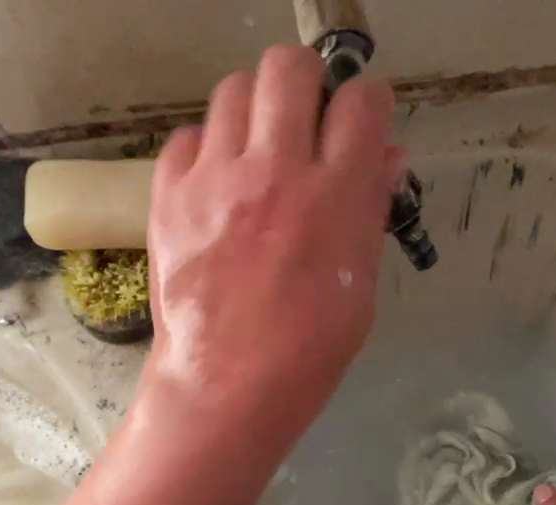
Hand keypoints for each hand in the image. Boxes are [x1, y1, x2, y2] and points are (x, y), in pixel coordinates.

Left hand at [142, 46, 402, 448]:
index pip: (360, 104)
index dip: (368, 103)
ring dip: (256, 112)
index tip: (364, 118)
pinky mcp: (168, 194)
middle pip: (288, 69)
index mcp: (333, 197)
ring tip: (259, 152)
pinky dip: (208, 151)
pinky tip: (219, 186)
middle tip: (308, 121)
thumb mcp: (361, 287)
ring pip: (234, 91)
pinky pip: (188, 138)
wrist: (228, 386)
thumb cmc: (310, 351)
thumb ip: (370, 213)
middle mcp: (274, 170)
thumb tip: (386, 158)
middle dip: (307, 83)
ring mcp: (214, 178)